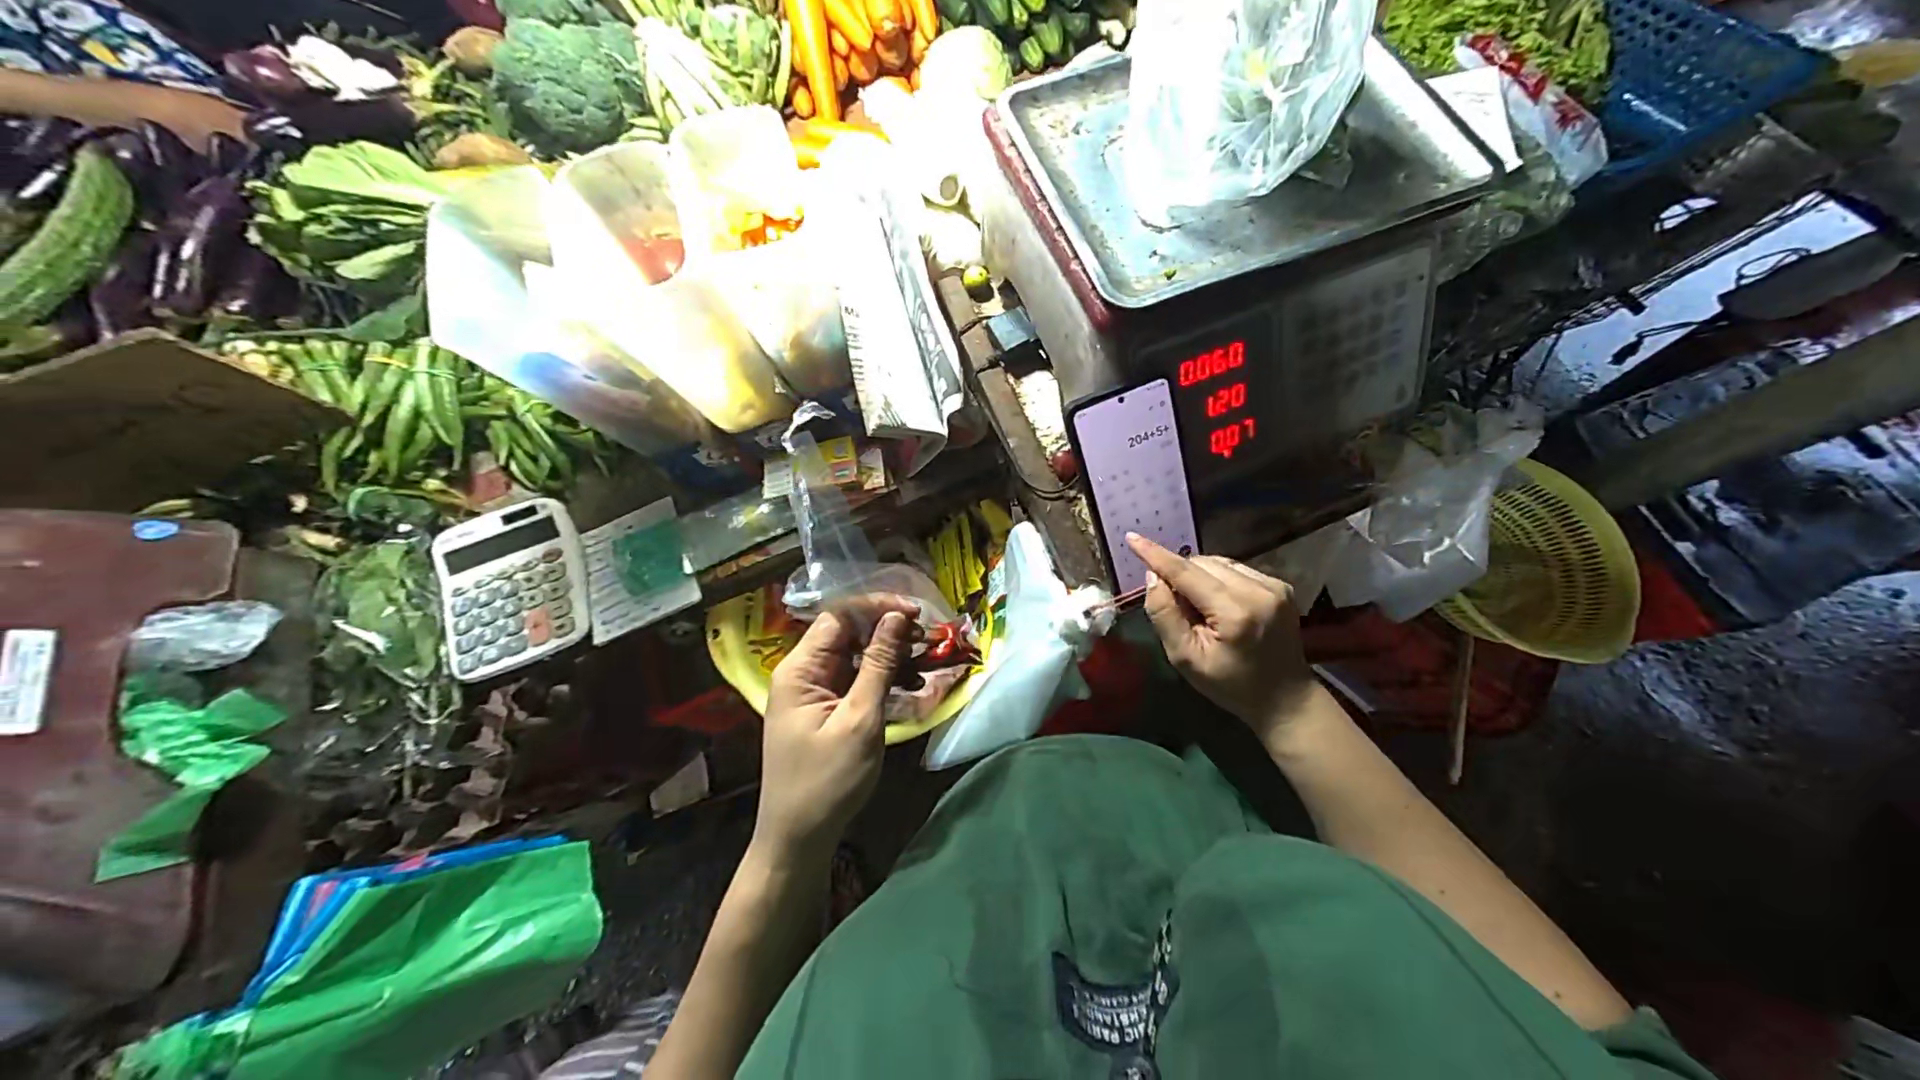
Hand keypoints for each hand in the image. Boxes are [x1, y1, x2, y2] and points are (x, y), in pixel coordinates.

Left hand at [755, 596, 918, 861]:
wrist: (797, 838)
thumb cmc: (826, 781)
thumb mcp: (859, 720)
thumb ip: (878, 665)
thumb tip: (897, 618)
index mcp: (799, 668)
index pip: (839, 616)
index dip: (877, 608)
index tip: (916, 614)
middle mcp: (803, 672)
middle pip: (848, 634)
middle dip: (889, 632)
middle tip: (928, 640)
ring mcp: (813, 692)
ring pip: (855, 657)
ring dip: (890, 656)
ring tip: (925, 662)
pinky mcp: (825, 710)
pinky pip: (855, 681)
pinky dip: (882, 679)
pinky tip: (909, 685)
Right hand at [1127, 533, 1314, 737]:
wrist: (1284, 698)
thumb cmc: (1231, 685)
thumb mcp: (1186, 658)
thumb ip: (1164, 615)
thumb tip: (1152, 577)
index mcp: (1235, 611)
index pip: (1186, 572)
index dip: (1156, 554)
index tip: (1132, 538)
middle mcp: (1258, 590)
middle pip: (1202, 563)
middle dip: (1179, 575)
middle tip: (1174, 605)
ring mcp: (1274, 585)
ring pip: (1218, 562)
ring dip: (1198, 576)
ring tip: (1197, 608)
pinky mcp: (1280, 585)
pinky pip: (1235, 569)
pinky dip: (1218, 580)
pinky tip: (1218, 604)